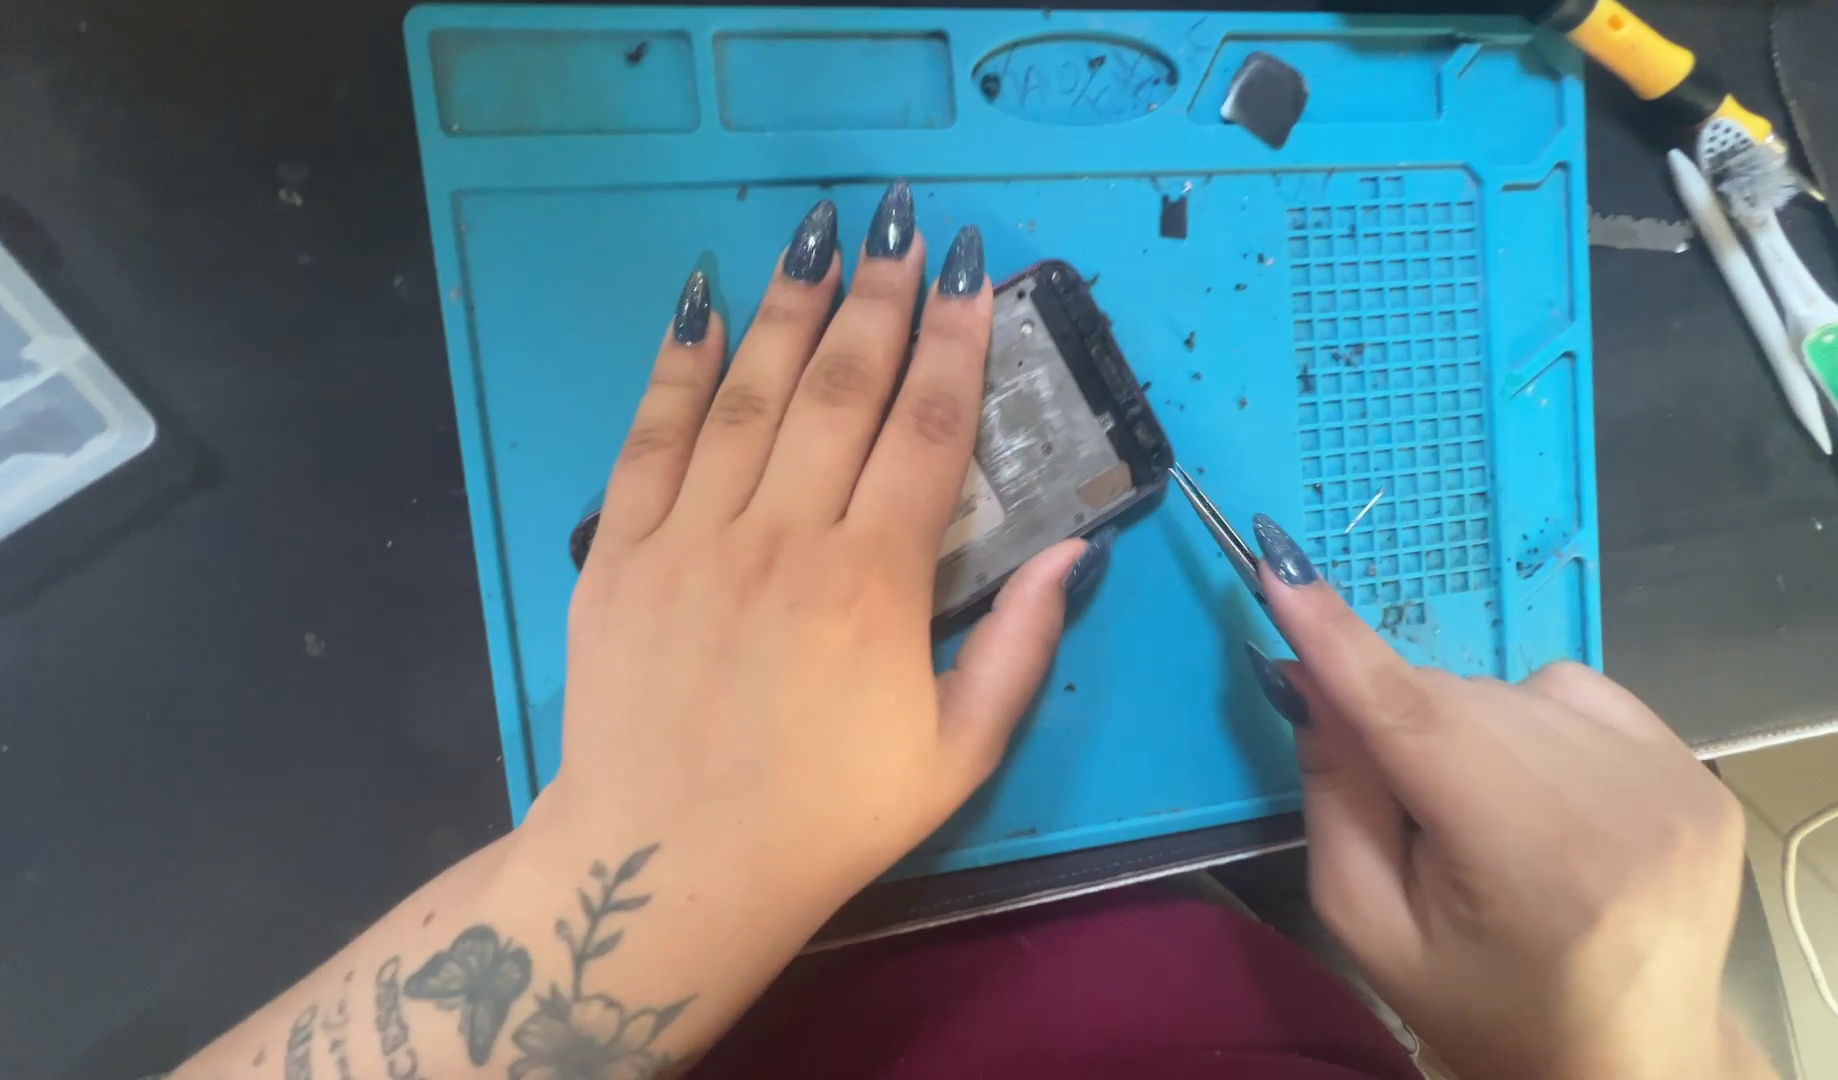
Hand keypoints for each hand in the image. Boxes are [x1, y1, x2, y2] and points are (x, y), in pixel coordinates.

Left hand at [545, 185, 1095, 924]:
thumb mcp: (957, 755)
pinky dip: (678, 364)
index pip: (929, 432)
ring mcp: (689, 537)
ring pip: (749, 394)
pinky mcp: (618, 552)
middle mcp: (783, 539)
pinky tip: (701, 305)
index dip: (958, 346)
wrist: (668, 870)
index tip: (973, 277)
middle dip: (880, 299)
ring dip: (789, 306)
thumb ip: (1022, 646)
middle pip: (841, 388)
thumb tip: (1076, 551)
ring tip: (818, 234)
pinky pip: (650, 436)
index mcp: (874, 586)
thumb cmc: (827, 820)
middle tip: (901, 229)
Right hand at [1241, 518, 1759, 1079]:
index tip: (1279, 565)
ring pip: (1490, 686)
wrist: (1632, 1060)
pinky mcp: (1690, 759)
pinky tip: (1529, 787)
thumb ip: (1331, 788)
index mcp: (1531, 858)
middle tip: (1393, 797)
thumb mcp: (1361, 914)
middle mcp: (1619, 800)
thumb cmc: (1476, 1000)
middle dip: (1390, 719)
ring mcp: (1669, 773)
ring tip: (1472, 811)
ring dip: (1450, 723)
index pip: (1409, 716)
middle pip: (1443, 696)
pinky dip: (1511, 717)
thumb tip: (1306, 676)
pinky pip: (1552, 686)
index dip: (1335, 636)